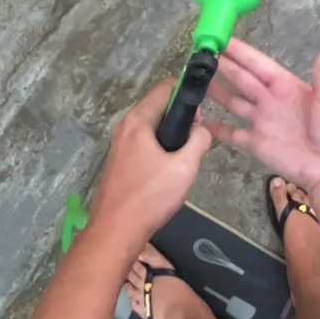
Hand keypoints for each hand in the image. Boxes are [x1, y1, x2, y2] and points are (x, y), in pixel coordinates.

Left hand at [89, 80, 212, 246]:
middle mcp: (126, 126)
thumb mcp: (185, 167)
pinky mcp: (120, 160)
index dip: (187, 94)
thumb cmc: (150, 196)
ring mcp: (120, 143)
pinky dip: (160, 146)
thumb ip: (200, 141)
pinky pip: (145, 141)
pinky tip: (169, 169)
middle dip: (181, 117)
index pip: (165, 87)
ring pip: (152, 125)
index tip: (200, 117)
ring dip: (172, 134)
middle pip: (158, 105)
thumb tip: (203, 130)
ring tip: (185, 157)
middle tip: (196, 140)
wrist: (116, 231)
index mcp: (138, 121)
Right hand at [203, 38, 319, 191]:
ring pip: (233, 102)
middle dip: (223, 66)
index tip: (221, 39)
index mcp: (285, 85)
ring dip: (217, 91)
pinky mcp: (256, 143)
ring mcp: (261, 121)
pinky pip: (232, 134)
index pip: (257, 63)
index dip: (240, 52)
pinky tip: (201, 122)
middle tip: (200, 54)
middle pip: (241, 79)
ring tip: (196, 80)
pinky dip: (217, 129)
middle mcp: (270, 100)